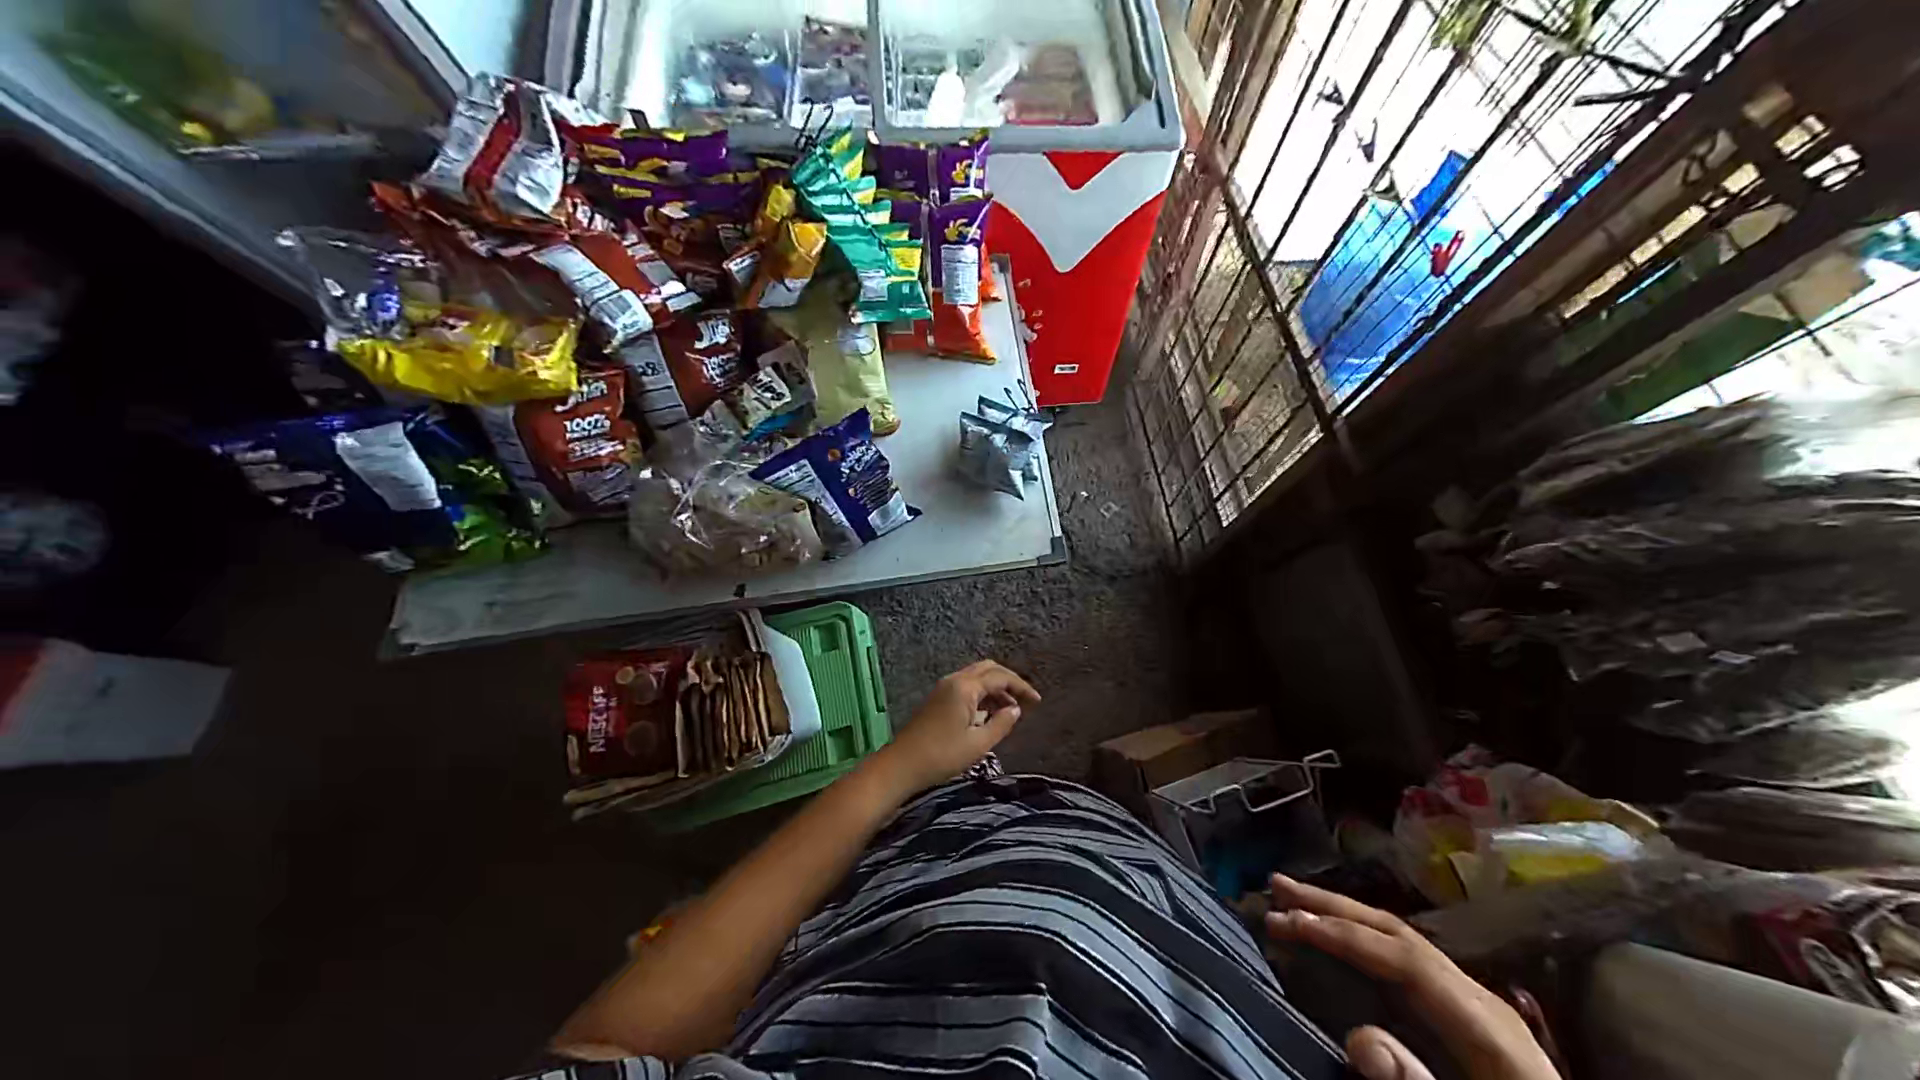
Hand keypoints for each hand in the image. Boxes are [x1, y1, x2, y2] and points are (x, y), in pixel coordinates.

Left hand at [869, 660, 1039, 794]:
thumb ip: (1001, 723)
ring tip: (1010, 710)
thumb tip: (1015, 709)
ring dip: (995, 688)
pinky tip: (989, 714)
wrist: (902, 765)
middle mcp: (954, 680)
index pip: (1000, 677)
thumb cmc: (942, 756)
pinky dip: (982, 694)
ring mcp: (943, 689)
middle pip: (988, 669)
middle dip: (1009, 681)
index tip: (1037, 701)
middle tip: (1025, 700)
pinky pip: (965, 687)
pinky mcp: (937, 699)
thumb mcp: (978, 744)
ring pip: (976, 677)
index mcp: (965, 687)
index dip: (1021, 687)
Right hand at [1265, 875, 1559, 1079]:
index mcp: (1484, 1021)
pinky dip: (1356, 936)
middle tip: (1275, 886)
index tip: (1287, 922)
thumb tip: (1359, 1040)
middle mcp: (1475, 996)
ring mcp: (1468, 1000)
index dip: (1343, 935)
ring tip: (1289, 895)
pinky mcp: (1458, 1013)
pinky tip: (1330, 932)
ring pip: (1397, 937)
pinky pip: (1398, 958)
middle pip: (1397, 933)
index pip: (1403, 956)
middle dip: (1332, 906)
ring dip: (1339, 912)